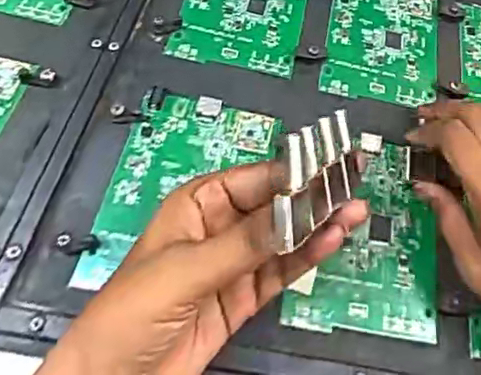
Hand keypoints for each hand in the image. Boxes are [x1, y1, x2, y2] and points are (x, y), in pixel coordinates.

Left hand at [41, 160, 366, 374]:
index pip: (256, 179)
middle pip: (276, 205)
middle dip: (314, 195)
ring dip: (319, 224)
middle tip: (351, 182)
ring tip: (353, 211)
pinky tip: (330, 241)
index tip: (328, 167)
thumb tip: (292, 210)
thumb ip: (242, 243)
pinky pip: (281, 270)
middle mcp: (221, 226)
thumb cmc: (126, 314)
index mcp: (200, 202)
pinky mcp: (242, 298)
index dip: (293, 172)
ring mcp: (234, 263)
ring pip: (286, 236)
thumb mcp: (185, 271)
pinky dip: (307, 257)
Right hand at [409, 102, 480, 374]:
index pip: (456, 135)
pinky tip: (469, 147)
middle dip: (446, 109)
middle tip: (422, 117)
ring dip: (465, 114)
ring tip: (441, 126)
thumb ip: (448, 218)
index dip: (429, 131)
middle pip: (477, 113)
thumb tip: (425, 187)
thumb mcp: (476, 266)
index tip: (412, 139)